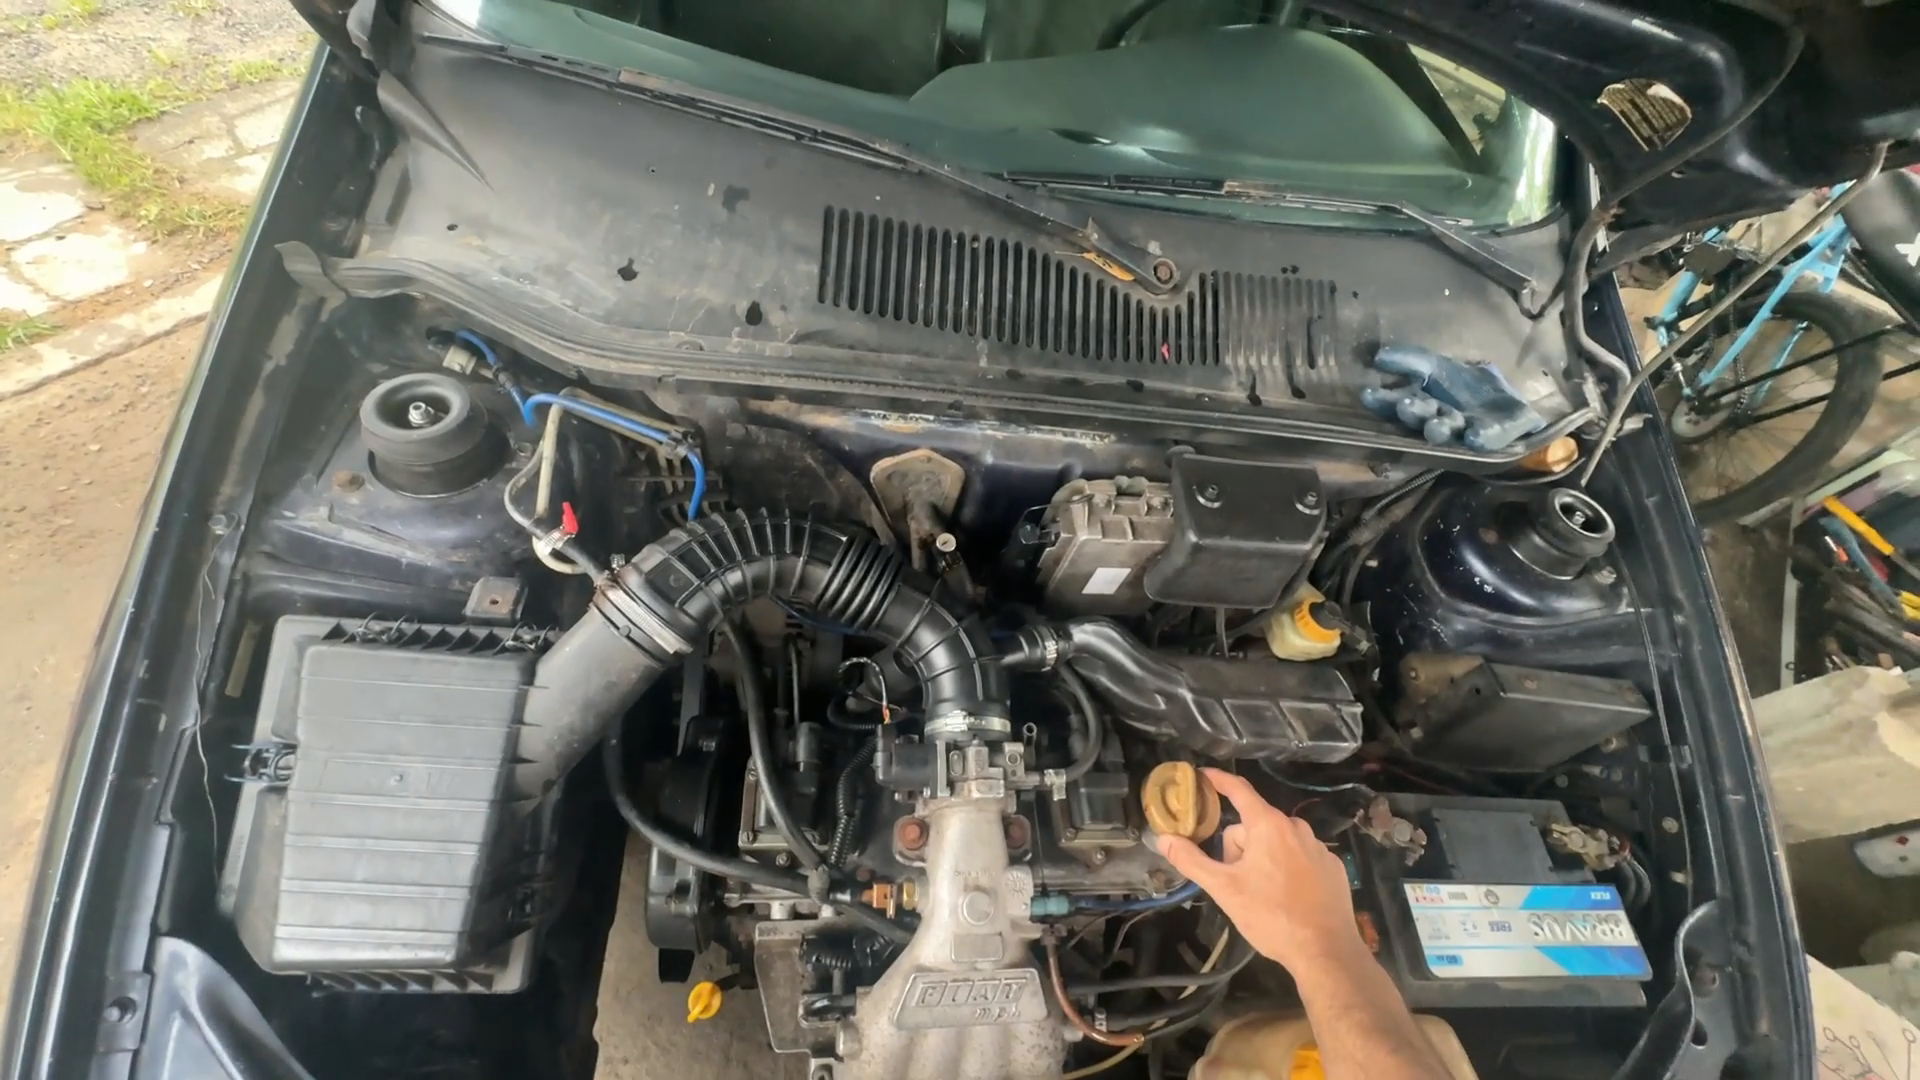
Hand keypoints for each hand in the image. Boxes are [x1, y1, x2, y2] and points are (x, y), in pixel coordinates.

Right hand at [1156, 768, 1364, 977]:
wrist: (1328, 955)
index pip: (1238, 790)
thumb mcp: (1224, 889)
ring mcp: (1318, 848)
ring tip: (1263, 893)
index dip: (1218, 779)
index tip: (1202, 774)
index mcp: (1268, 825)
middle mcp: (1296, 828)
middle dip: (1239, 846)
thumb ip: (1191, 860)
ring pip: (1276, 840)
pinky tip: (1289, 897)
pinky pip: (1300, 856)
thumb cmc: (1272, 917)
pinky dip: (1288, 868)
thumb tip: (1164, 839)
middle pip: (1253, 824)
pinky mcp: (1332, 868)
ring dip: (1263, 856)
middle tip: (1236, 879)